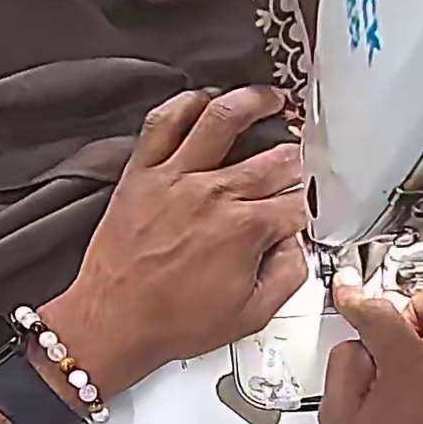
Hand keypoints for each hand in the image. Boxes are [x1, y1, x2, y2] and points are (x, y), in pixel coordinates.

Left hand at [41, 87, 310, 392]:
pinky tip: (204, 102)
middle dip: (296, 159)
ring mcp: (177, 178)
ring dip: (256, 102)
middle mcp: (214, 194)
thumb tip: (296, 246)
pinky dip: (188, 103)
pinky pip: (166, 121)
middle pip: (274, 158)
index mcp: (245, 229)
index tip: (303, 210)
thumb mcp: (249, 316)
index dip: (307, 207)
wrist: (115, 322)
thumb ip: (287, 276)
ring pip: (225, 118)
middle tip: (298, 160)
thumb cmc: (173, 322)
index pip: (296, 203)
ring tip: (270, 100)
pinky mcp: (143, 174)